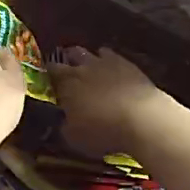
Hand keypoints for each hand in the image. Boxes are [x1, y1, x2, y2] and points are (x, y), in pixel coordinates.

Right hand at [49, 47, 179, 156]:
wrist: (142, 120)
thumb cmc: (102, 131)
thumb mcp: (74, 137)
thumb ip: (65, 124)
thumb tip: (63, 119)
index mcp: (67, 83)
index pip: (51, 70)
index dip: (47, 73)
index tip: (47, 79)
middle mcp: (85, 67)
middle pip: (72, 54)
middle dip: (67, 60)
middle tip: (67, 69)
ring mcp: (109, 63)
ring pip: (94, 52)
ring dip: (90, 58)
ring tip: (90, 68)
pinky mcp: (130, 65)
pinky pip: (115, 57)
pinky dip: (110, 62)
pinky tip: (113, 72)